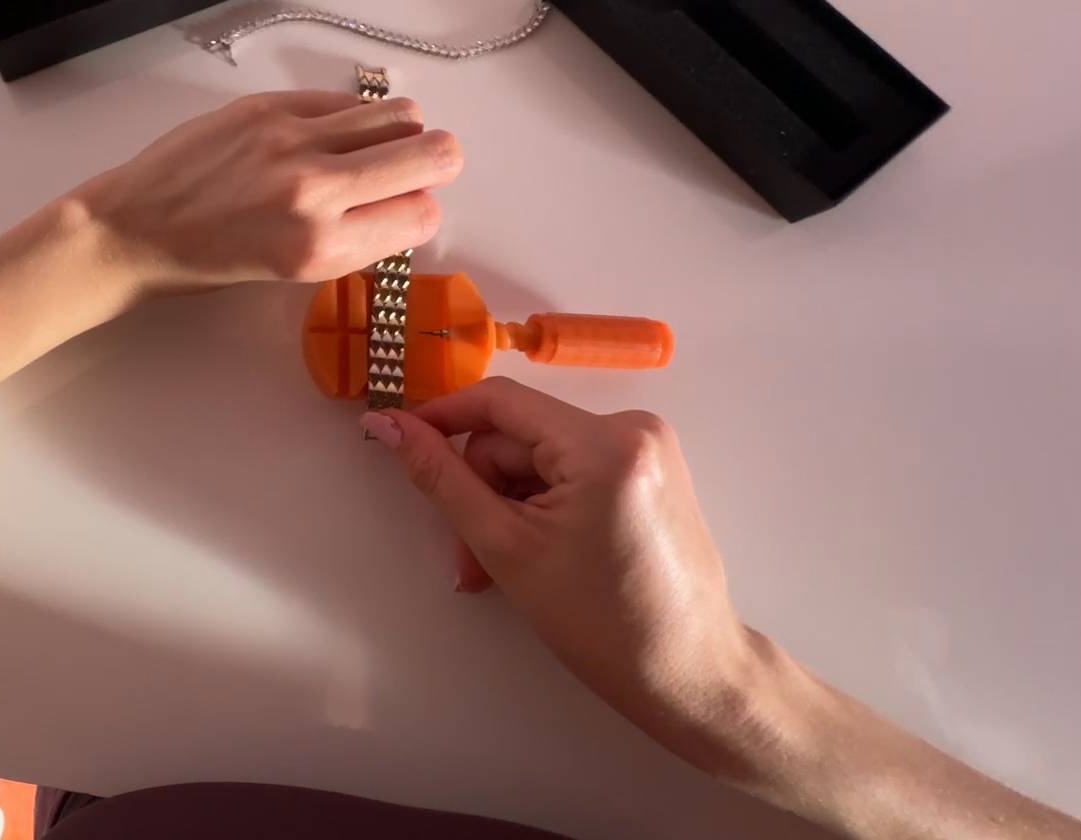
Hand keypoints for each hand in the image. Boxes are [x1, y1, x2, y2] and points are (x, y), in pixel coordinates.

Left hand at [73, 90, 461, 294]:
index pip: (423, 216)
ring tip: (366, 150)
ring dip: (398, 134)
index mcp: (321, 250)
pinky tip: (326, 135)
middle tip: (413, 170)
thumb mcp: (289, 274)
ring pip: (399, 115)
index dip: (419, 212)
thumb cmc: (205, 262)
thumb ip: (354, 238)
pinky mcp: (268, 106)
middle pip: (434, 153)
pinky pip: (345, 100)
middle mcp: (316, 192)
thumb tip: (405, 201)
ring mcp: (292, 140)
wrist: (133, 228)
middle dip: (436, 164)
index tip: (402, 210)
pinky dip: (351, 117)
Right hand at [361, 379, 764, 774]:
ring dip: (504, 503)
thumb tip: (386, 422)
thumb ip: (438, 474)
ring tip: (497, 566)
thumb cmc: (599, 622)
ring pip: (535, 455)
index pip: (498, 400)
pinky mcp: (646, 469)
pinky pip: (564, 466)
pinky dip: (536, 502)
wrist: (694, 681)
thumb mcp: (502, 544)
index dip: (440, 417)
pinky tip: (532, 549)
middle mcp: (632, 428)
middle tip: (467, 553)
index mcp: (603, 443)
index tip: (400, 442)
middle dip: (481, 489)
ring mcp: (645, 448)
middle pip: (515, 436)